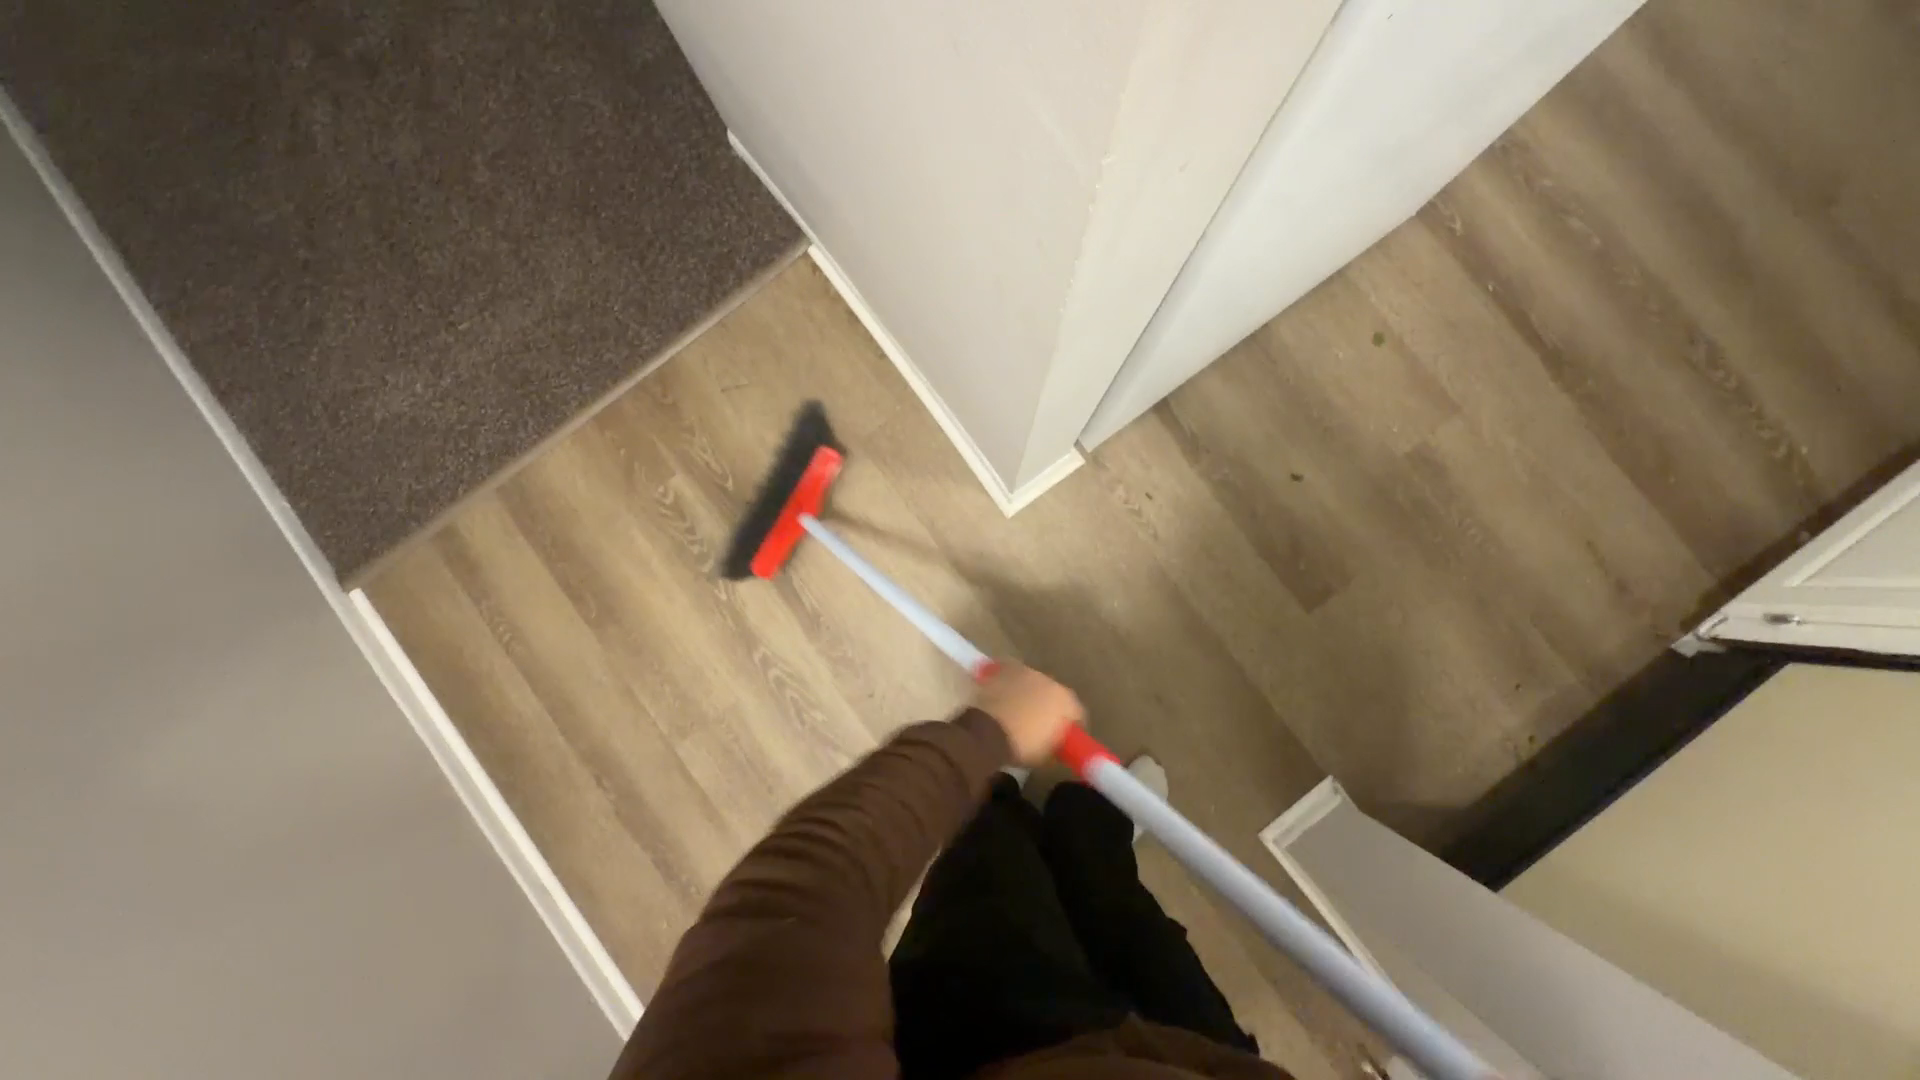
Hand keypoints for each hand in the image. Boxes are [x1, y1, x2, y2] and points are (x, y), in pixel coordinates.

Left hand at [972, 661, 1083, 765]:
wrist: (986, 732)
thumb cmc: (1021, 747)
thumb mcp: (1046, 756)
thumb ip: (1056, 745)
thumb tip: (1056, 744)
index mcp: (1066, 702)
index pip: (1078, 714)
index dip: (1072, 727)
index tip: (1066, 740)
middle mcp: (1050, 681)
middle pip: (1056, 695)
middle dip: (1051, 708)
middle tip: (1040, 725)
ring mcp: (1026, 672)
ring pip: (1034, 684)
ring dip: (1031, 695)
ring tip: (1019, 711)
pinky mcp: (1003, 670)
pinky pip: (1012, 676)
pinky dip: (1010, 686)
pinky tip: (1003, 697)